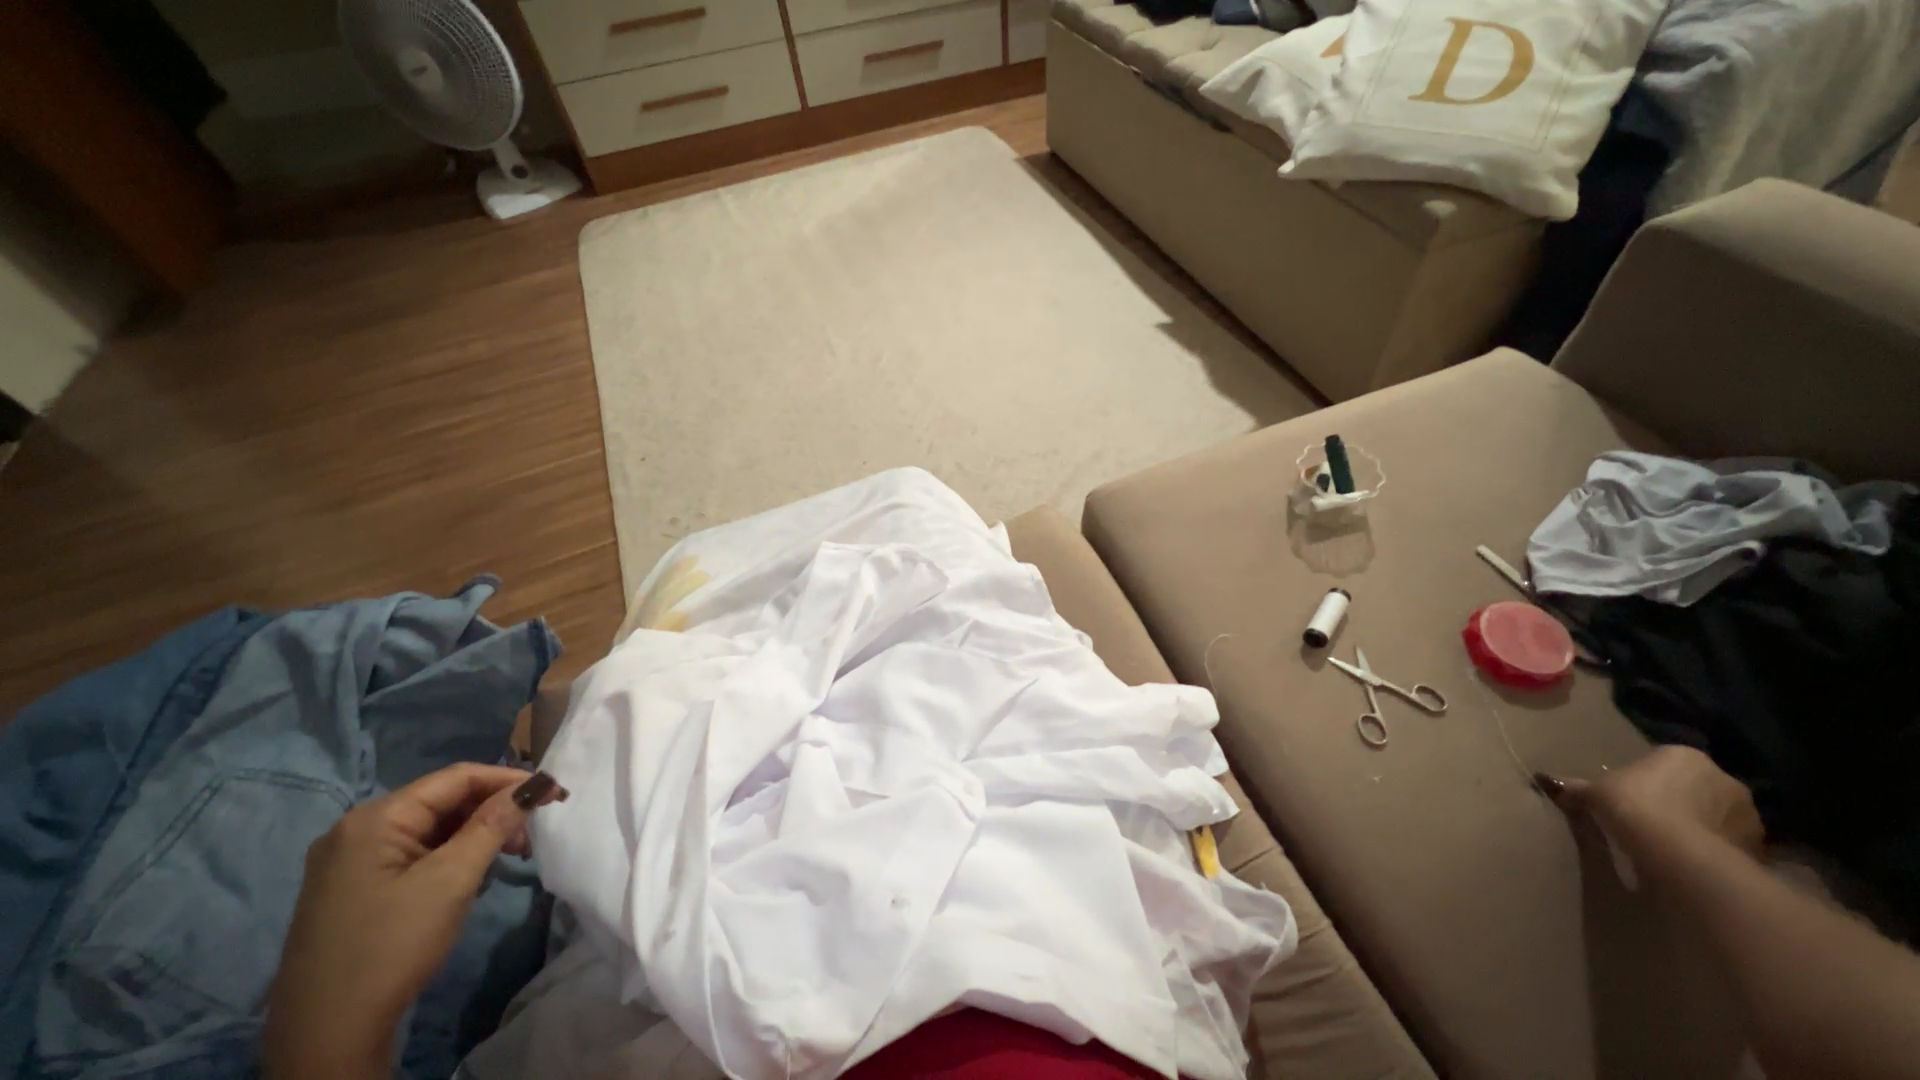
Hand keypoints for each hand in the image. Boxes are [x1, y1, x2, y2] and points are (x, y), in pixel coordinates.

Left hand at [262, 764, 565, 1078]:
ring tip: (509, 856)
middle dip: (492, 810)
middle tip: (533, 834)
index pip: (456, 777)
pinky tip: (469, 875)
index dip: (509, 780)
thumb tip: (529, 787)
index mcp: (375, 818)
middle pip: (440, 800)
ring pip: (427, 828)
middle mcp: (356, 828)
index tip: (553, 793)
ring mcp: (347, 859)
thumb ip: (491, 826)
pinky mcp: (349, 887)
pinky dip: (447, 854)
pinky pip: (410, 852)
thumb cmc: (392, 946)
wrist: (326, 1031)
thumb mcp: (451, 881)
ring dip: (473, 834)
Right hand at [1538, 745, 1764, 859]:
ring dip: (1702, 827)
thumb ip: (1577, 787)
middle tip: (1653, 823)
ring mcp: (1747, 813)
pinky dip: (1715, 851)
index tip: (1631, 800)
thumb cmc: (1633, 806)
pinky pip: (1730, 844)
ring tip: (1674, 847)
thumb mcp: (1595, 793)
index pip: (1666, 763)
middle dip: (1681, 803)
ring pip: (1718, 816)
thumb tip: (1547, 781)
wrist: (1676, 851)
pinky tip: (1692, 863)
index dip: (1647, 781)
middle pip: (1697, 788)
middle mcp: (1724, 777)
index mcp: (1685, 755)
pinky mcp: (1759, 846)